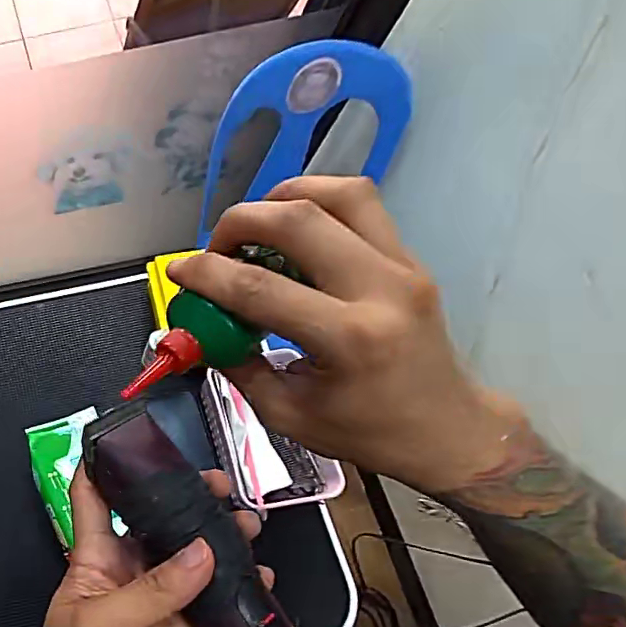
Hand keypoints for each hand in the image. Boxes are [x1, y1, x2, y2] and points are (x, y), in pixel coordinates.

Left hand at [10, 468, 268, 626]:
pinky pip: (219, 602)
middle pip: (161, 522)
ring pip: (197, 558)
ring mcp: (162, 603)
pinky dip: (243, 588)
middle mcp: (133, 575)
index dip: (107, 465)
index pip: (96, 498)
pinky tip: (261, 578)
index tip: (127, 439)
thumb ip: (151, 592)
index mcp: (97, 561)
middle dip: (189, 499)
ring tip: (247, 523)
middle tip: (217, 485)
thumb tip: (198, 555)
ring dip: (222, 539)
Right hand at [167, 176, 521, 492]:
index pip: (261, 289)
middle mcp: (379, 289)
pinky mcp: (411, 260)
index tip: (180, 271)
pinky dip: (319, 204)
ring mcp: (403, 267)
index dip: (208, 274)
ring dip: (285, 196)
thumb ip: (241, 369)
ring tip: (257, 226)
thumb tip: (204, 331)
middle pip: (300, 219)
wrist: (445, 430)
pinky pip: (363, 207)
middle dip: (241, 221)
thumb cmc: (368, 434)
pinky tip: (296, 231)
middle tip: (218, 248)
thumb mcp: (292, 416)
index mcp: (347, 340)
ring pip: (340, 193)